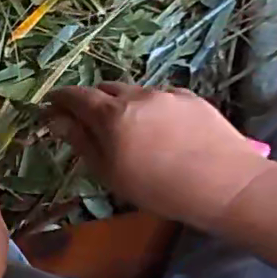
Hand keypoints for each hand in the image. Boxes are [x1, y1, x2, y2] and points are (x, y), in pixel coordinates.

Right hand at [46, 83, 270, 226]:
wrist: (224, 183)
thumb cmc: (159, 188)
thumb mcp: (111, 173)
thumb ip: (83, 143)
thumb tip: (58, 121)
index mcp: (111, 115)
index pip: (77, 96)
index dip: (61, 98)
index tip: (52, 104)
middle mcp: (137, 95)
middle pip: (106, 89)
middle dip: (93, 100)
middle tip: (89, 120)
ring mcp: (166, 94)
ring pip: (136, 92)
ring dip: (124, 105)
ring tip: (131, 131)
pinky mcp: (192, 98)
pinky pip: (162, 98)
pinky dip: (152, 109)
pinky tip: (164, 132)